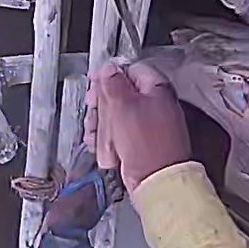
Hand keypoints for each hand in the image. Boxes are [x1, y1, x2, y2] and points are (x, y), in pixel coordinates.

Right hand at [85, 60, 191, 191]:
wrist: (156, 179)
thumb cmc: (145, 142)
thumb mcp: (124, 106)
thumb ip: (114, 84)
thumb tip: (108, 68)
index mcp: (157, 89)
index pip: (131, 70)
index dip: (110, 73)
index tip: (94, 80)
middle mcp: (154, 104)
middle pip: (121, 92)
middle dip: (102, 100)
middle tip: (91, 105)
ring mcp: (147, 124)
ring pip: (116, 113)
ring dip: (100, 120)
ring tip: (92, 128)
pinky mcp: (139, 141)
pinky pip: (118, 132)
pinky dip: (105, 136)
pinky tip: (96, 141)